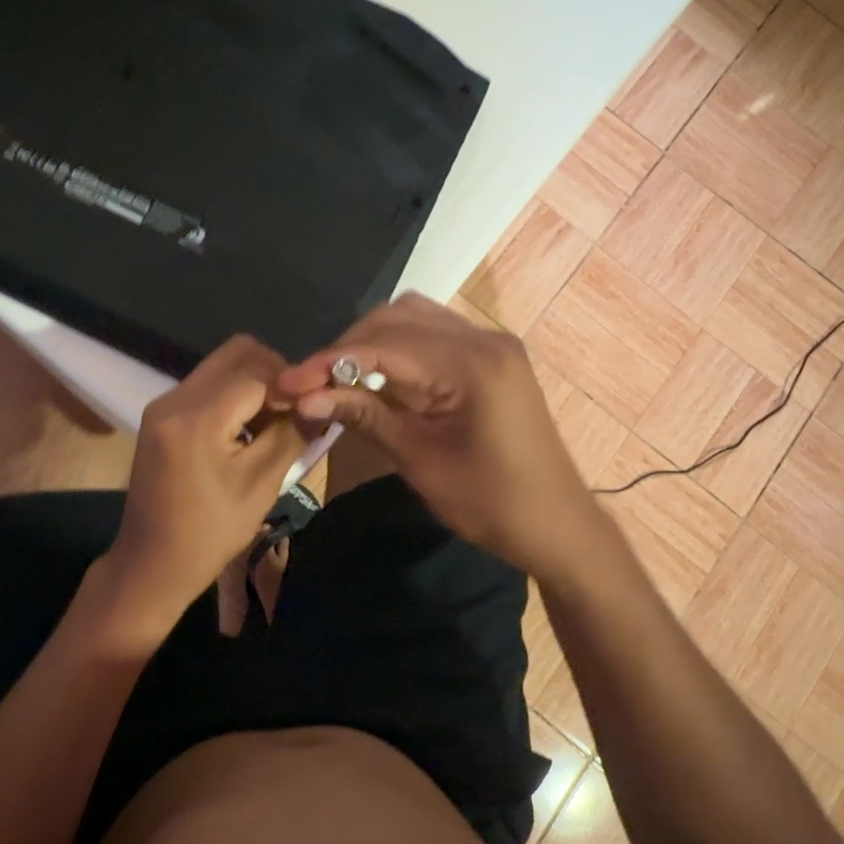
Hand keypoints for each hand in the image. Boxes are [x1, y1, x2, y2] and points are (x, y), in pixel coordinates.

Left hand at [105, 336, 307, 628]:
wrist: (152, 563)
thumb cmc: (209, 533)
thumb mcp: (260, 485)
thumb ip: (291, 435)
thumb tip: (320, 405)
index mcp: (197, 418)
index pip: (257, 374)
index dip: (292, 387)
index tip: (316, 408)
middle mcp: (174, 399)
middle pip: (236, 354)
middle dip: (274, 373)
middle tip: (295, 410)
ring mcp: (163, 405)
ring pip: (220, 368)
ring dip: (254, 385)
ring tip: (274, 425)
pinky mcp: (160, 416)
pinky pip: (205, 387)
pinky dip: (232, 397)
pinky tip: (247, 432)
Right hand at [276, 294, 586, 572]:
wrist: (556, 524)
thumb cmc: (489, 503)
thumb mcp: (419, 461)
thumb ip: (364, 416)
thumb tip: (305, 397)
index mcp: (472, 364)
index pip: (384, 346)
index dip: (329, 362)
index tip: (287, 385)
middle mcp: (484, 338)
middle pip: (397, 318)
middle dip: (346, 348)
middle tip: (309, 385)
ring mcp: (492, 344)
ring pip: (414, 319)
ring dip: (370, 343)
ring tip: (335, 379)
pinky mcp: (492, 357)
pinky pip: (434, 334)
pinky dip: (397, 348)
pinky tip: (374, 376)